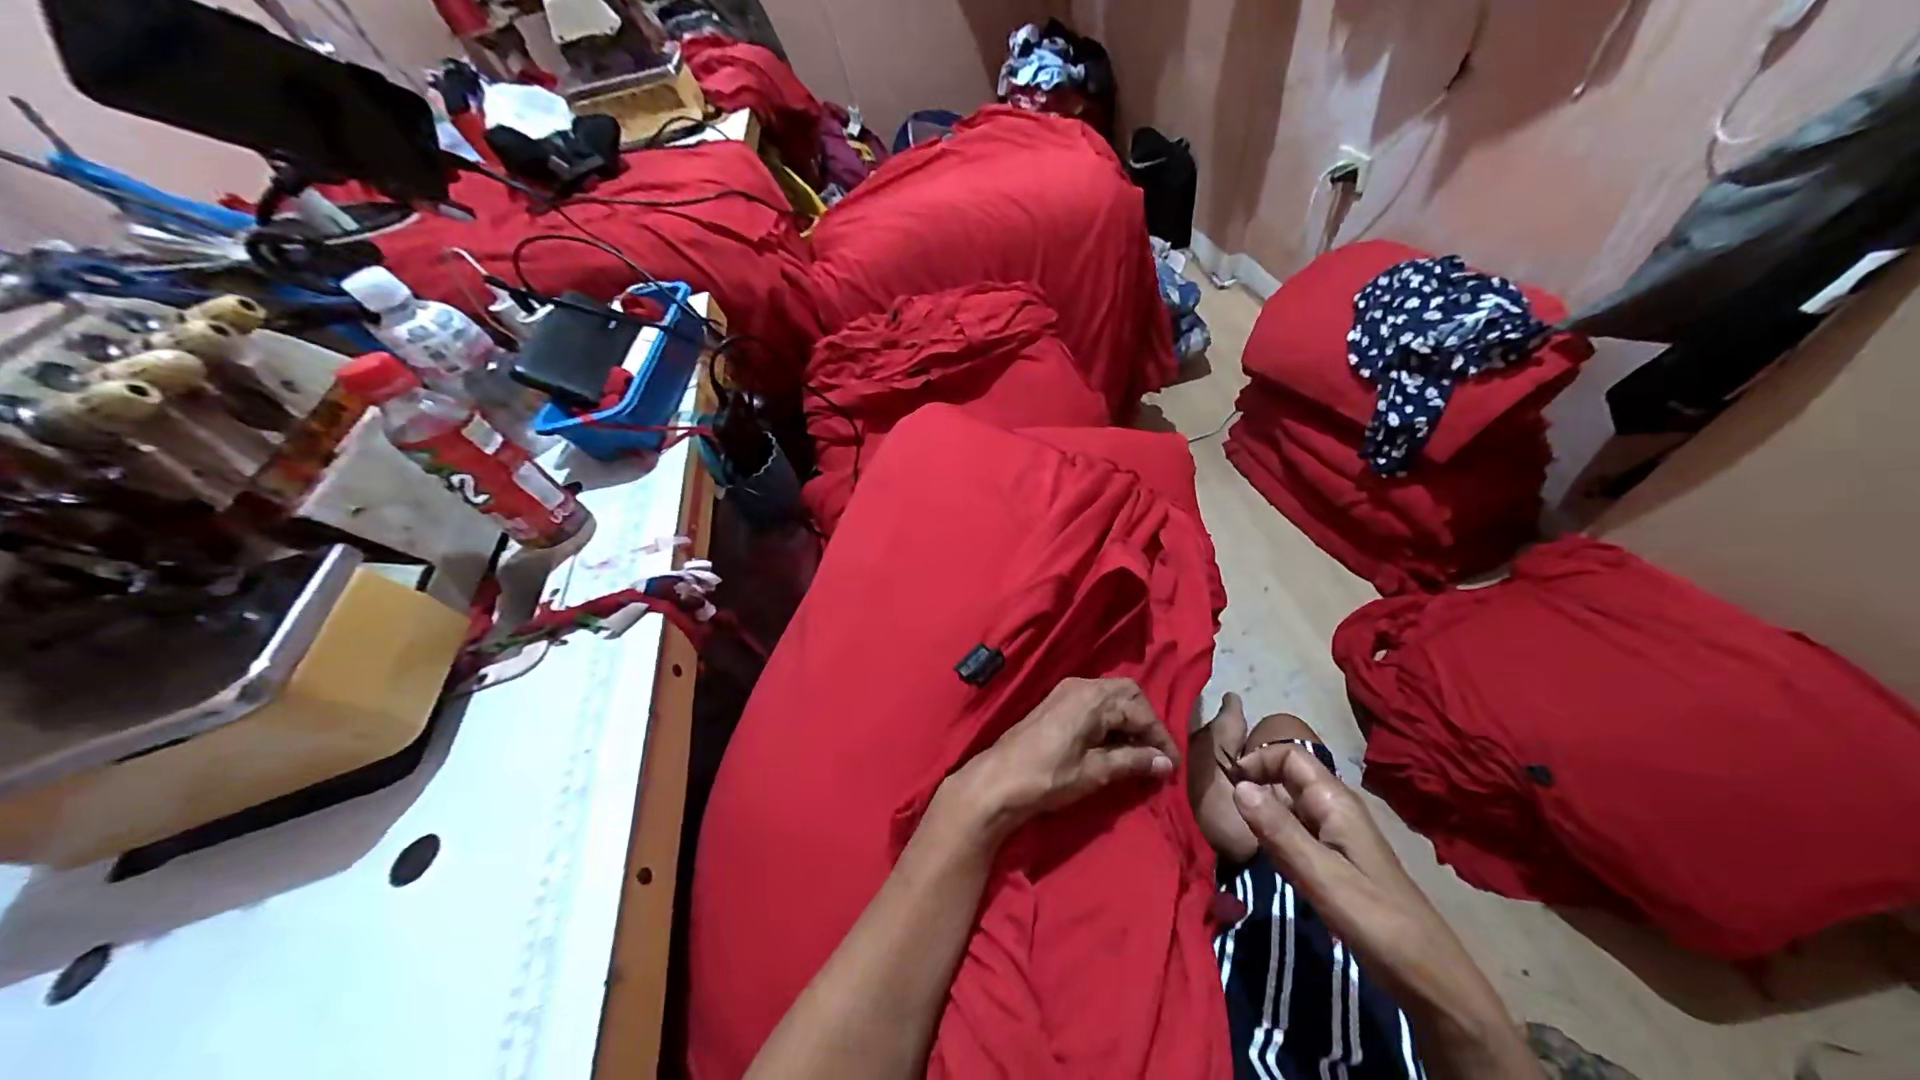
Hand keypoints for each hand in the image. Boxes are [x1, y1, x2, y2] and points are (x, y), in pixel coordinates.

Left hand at [946, 677, 1178, 837]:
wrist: (997, 781)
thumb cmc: (1047, 777)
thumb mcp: (1095, 772)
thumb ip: (1131, 761)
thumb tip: (1164, 762)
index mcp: (1093, 698)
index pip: (1141, 711)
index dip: (1160, 738)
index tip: (1171, 766)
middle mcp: (1081, 686)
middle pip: (1128, 694)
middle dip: (1146, 722)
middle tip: (1154, 755)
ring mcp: (1065, 692)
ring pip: (1111, 697)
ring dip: (1128, 721)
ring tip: (1137, 754)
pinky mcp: (1055, 703)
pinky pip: (1094, 703)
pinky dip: (1110, 720)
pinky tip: (1113, 745)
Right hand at [1232, 744, 1539, 1078]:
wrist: (1427, 975)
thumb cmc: (1374, 918)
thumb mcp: (1319, 873)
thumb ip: (1277, 828)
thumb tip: (1238, 785)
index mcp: (1336, 802)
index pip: (1290, 755)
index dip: (1257, 760)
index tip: (1229, 784)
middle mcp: (1336, 808)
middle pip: (1289, 775)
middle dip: (1257, 781)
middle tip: (1226, 806)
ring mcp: (1337, 834)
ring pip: (1291, 803)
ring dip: (1263, 808)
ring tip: (1240, 829)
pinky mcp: (1336, 858)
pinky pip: (1297, 830)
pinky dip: (1276, 833)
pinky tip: (1267, 855)